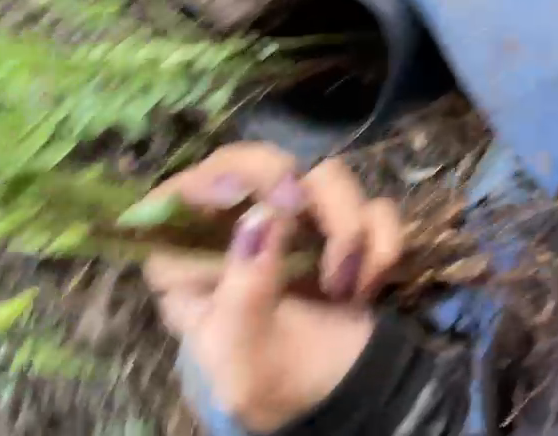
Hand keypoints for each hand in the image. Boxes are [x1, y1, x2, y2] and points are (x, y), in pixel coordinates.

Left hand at [143, 144, 404, 432]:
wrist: (347, 396)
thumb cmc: (276, 384)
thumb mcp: (244, 359)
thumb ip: (245, 292)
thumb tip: (261, 217)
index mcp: (195, 266)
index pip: (176, 200)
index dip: (201, 181)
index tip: (232, 194)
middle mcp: (246, 232)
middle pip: (251, 160)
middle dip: (278, 176)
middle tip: (299, 205)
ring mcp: (305, 223)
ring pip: (326, 176)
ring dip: (345, 228)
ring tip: (344, 287)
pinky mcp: (355, 225)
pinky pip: (377, 206)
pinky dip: (381, 245)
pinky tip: (367, 288)